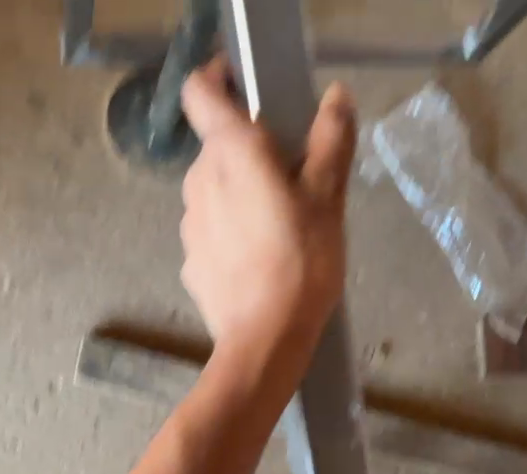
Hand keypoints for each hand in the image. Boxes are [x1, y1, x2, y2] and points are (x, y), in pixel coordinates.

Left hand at [179, 60, 355, 373]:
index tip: (246, 89)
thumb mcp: (328, 200)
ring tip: (278, 231)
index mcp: (230, 153)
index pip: (199, 90)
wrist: (265, 341)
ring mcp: (190, 226)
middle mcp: (199, 181)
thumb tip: (336, 97)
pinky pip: (212, 234)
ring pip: (215, 193)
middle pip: (217, 148)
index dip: (217, 79)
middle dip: (249, 155)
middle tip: (291, 181)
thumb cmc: (301, 263)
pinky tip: (259, 264)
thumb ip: (330, 141)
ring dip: (240, 198)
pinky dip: (231, 237)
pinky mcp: (191, 264)